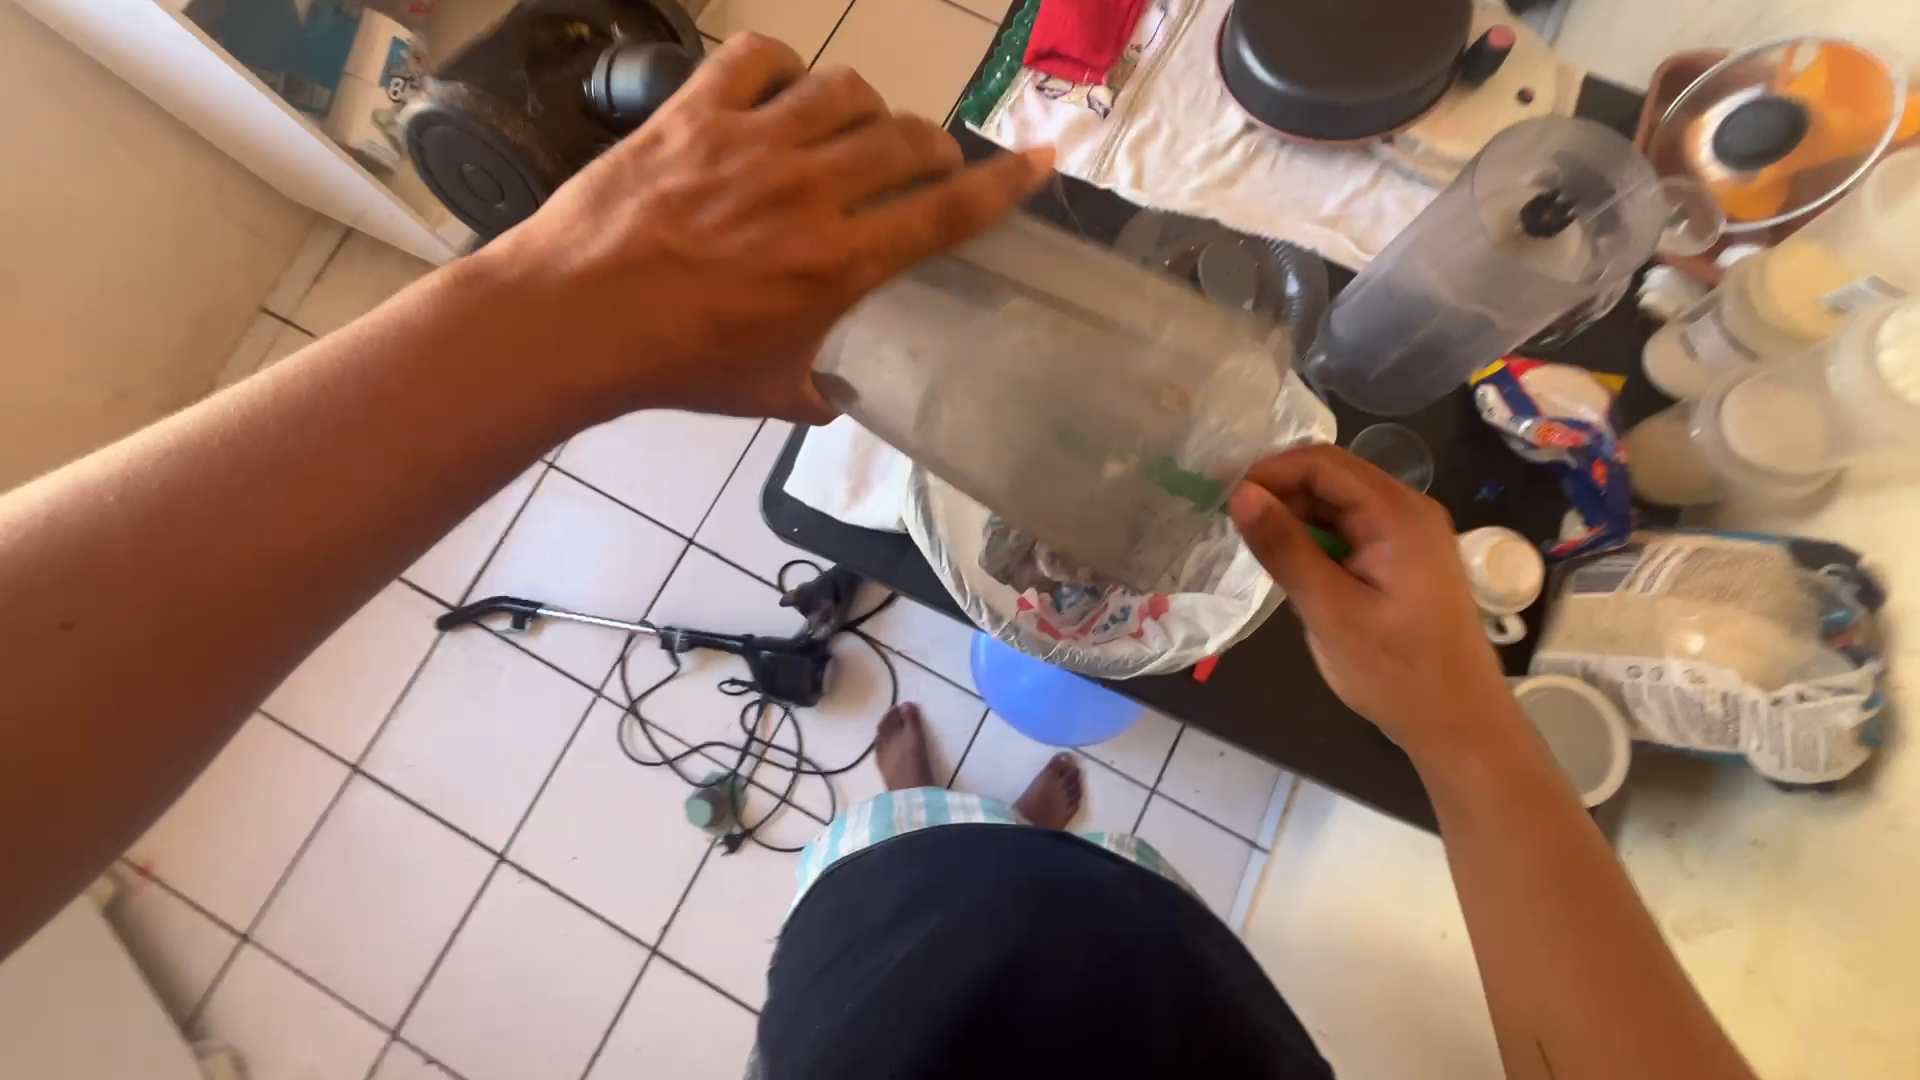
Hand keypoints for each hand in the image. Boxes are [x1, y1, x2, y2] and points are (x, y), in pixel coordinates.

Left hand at [473, 33, 1053, 423]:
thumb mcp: (772, 395)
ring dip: (867, 108)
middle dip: (934, 147)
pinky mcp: (693, 114)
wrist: (575, 320)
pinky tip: (785, 93)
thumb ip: (826, 395)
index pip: (944, 214)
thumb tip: (847, 397)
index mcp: (838, 264)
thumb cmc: (681, 366)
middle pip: (904, 140)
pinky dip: (784, 69)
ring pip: (843, 90)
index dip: (1003, 186)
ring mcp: (749, 144)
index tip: (1042, 162)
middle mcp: (808, 193)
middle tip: (928, 164)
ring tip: (858, 131)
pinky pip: (757, 59)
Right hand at [1228, 445, 1518, 762]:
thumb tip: (1239, 495)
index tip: (1223, 498)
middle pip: (1330, 476)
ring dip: (1291, 513)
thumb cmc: (1394, 670)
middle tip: (1229, 521)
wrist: (1456, 723)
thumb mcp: (1329, 609)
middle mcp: (1407, 511)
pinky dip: (1311, 535)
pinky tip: (1286, 560)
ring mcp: (1406, 534)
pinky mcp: (1399, 557)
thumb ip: (1284, 547)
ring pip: (1335, 502)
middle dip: (1276, 490)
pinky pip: (1346, 527)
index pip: (1322, 464)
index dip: (1268, 472)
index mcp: (1397, 515)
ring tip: (1251, 543)